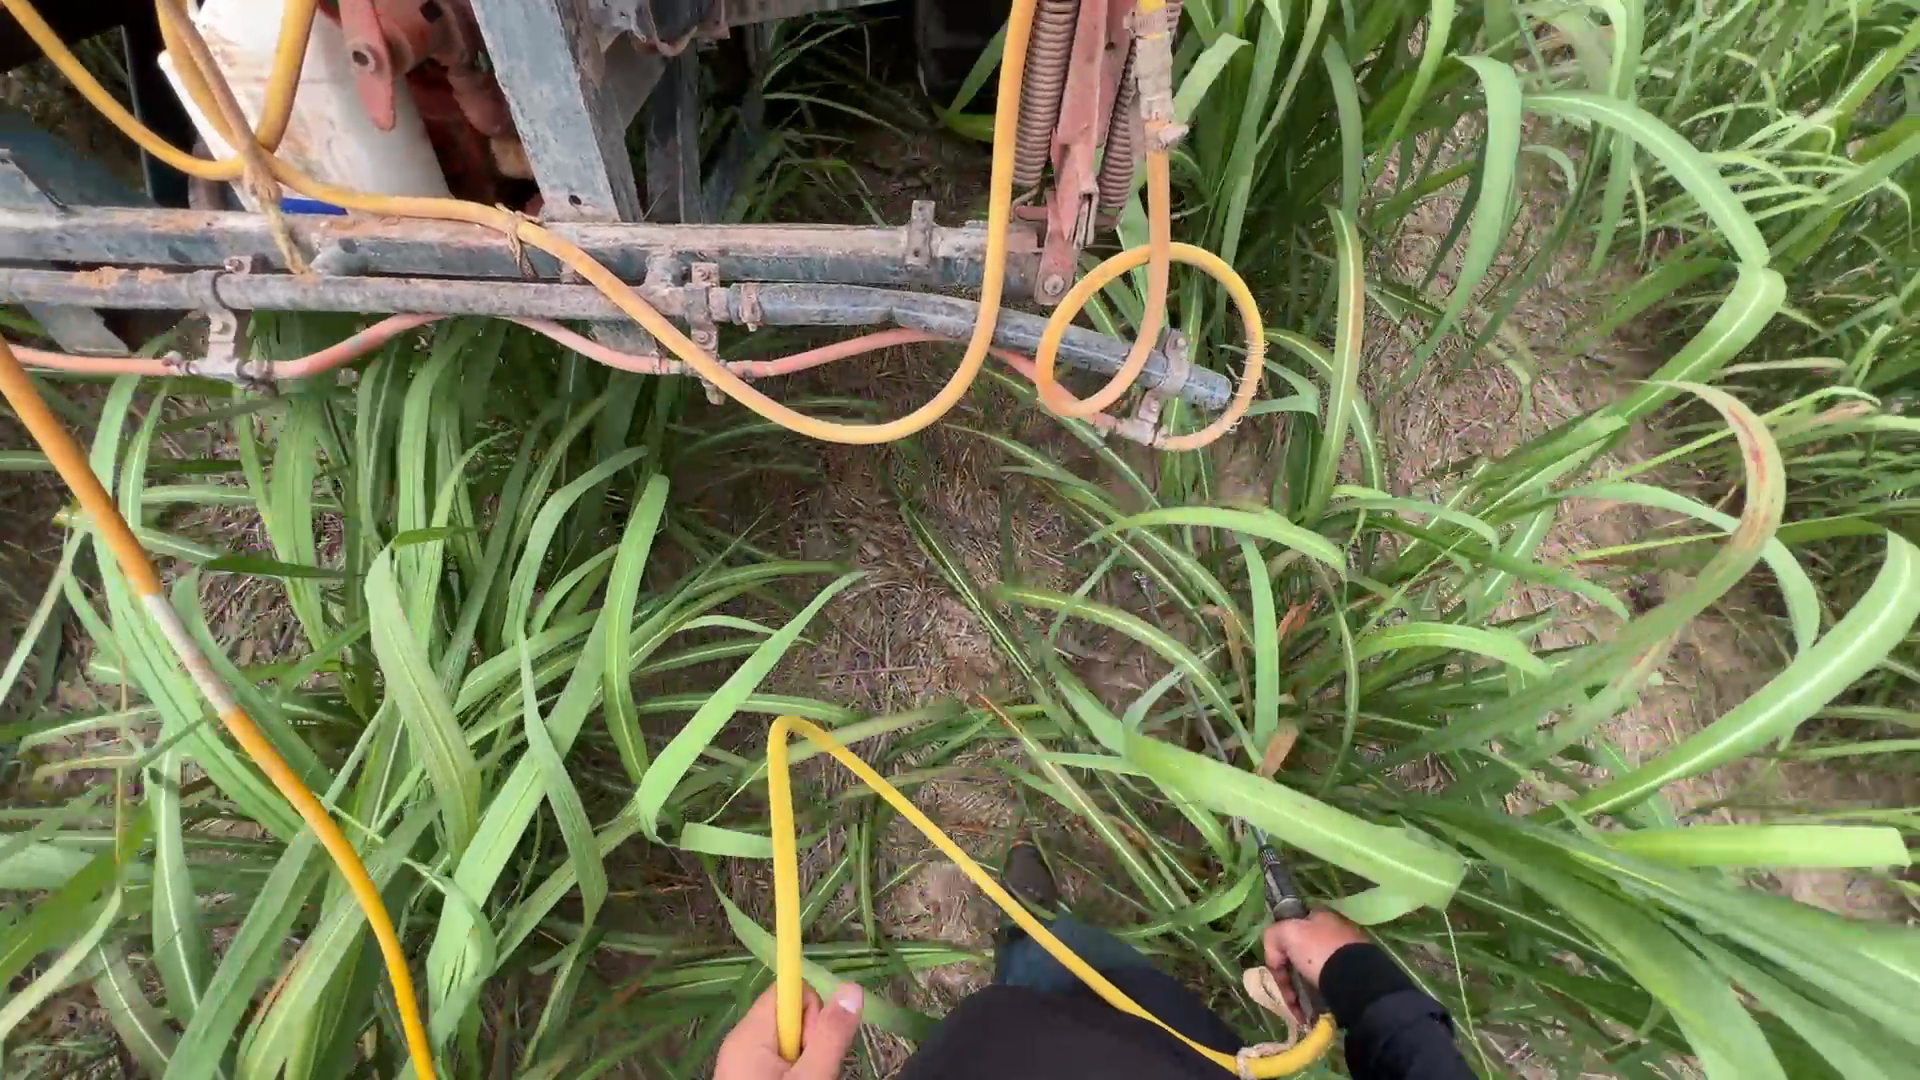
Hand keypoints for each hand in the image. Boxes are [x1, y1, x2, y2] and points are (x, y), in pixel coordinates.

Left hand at [716, 983, 864, 1079]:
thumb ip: (831, 1035)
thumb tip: (852, 987)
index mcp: (749, 1034)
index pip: (790, 990)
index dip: (813, 1009)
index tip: (817, 1044)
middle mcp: (742, 1043)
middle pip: (792, 1016)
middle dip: (813, 1040)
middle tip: (813, 1075)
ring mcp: (743, 1066)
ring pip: (790, 1043)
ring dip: (808, 1062)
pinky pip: (780, 1063)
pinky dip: (797, 1075)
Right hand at [1262, 910, 1368, 1008]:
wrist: (1359, 984)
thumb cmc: (1320, 951)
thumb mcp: (1286, 933)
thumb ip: (1273, 937)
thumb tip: (1276, 957)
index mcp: (1320, 914)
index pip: (1291, 923)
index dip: (1279, 942)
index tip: (1277, 963)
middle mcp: (1334, 931)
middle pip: (1300, 950)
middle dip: (1290, 973)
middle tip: (1287, 992)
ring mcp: (1347, 956)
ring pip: (1312, 971)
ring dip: (1302, 990)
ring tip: (1300, 1010)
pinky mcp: (1356, 980)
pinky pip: (1328, 986)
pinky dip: (1318, 999)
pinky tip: (1313, 1012)